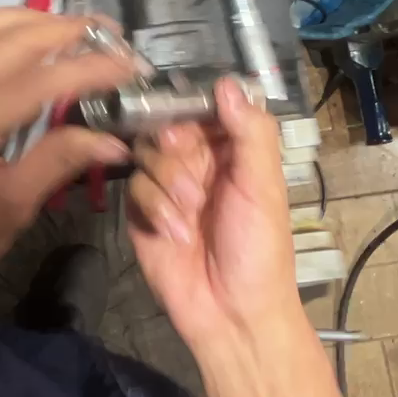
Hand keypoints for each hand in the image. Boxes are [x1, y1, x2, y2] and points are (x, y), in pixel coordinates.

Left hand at [0, 9, 137, 300]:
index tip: (128, 63)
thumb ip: (61, 161)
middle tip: (106, 33)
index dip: (88, 67)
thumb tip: (116, 140)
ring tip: (62, 25)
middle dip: (63, 30)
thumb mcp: (15, 207)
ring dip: (21, 18)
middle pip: (8, 41)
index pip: (38, 80)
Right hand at [126, 78, 299, 349]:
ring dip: (166, 182)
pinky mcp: (142, 211)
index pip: (202, 112)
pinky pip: (134, 187)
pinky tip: (174, 233)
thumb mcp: (263, 188)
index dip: (189, 110)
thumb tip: (228, 83)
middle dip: (173, 148)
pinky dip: (153, 208)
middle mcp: (196, 164)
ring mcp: (166, 186)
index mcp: (230, 154)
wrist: (231, 313)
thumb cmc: (258, 250)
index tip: (187, 121)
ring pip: (146, 155)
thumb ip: (250, 133)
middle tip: (182, 161)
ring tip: (188, 215)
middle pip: (166, 128)